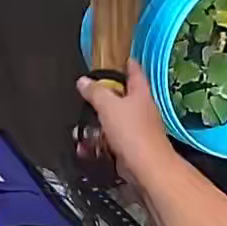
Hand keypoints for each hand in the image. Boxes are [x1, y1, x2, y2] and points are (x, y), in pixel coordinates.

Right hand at [76, 61, 174, 181]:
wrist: (146, 168)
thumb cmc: (132, 132)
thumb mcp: (108, 105)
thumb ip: (95, 91)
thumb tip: (83, 81)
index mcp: (140, 93)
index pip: (134, 70)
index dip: (123, 62)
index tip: (112, 57)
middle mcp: (141, 109)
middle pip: (120, 96)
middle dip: (101, 97)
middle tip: (86, 95)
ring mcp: (137, 129)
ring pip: (112, 120)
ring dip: (96, 123)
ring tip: (79, 128)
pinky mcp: (130, 146)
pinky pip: (110, 140)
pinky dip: (97, 143)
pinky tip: (85, 148)